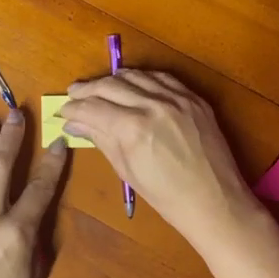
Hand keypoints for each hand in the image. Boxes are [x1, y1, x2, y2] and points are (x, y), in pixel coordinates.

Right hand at [57, 70, 271, 248]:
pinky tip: (132, 83)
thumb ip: (100, 139)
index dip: (73, 108)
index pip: (92, 108)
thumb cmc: (166, 196)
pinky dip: (142, 78)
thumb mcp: (126, 170)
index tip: (63, 111)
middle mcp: (153, 105)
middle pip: (109, 85)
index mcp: (133, 128)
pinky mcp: (194, 98)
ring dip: (112, 79)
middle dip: (86, 89)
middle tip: (73, 94)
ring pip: (135, 76)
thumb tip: (74, 124)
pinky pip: (161, 77)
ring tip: (99, 86)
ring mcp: (177, 98)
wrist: (215, 201)